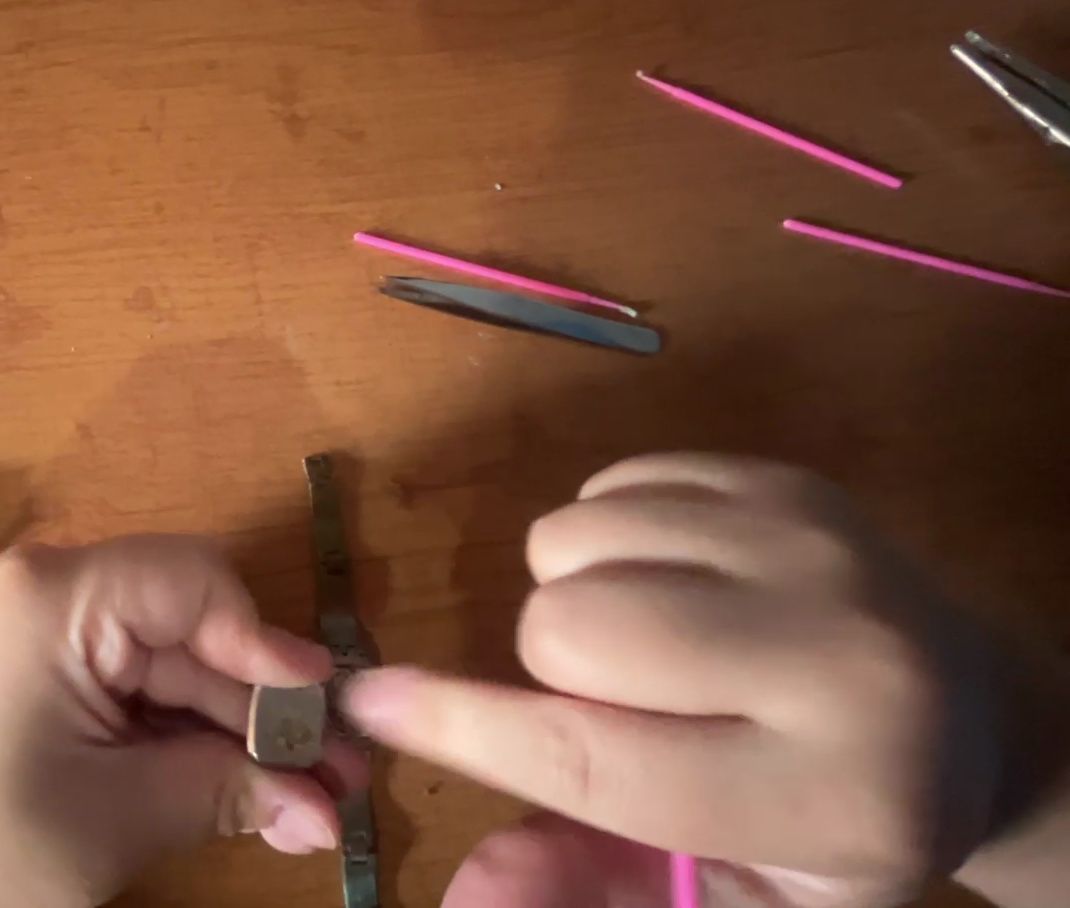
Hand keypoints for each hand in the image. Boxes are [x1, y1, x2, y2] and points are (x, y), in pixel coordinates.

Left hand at [0, 536, 365, 907]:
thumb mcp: (111, 819)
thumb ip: (224, 790)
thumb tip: (324, 802)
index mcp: (60, 597)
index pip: (193, 582)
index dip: (264, 643)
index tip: (323, 711)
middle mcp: (61, 591)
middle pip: (194, 624)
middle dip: (262, 701)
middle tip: (335, 775)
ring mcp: (58, 630)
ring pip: (178, 663)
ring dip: (237, 729)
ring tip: (310, 800)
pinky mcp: (58, 671)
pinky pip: (143, 689)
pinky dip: (191, 738)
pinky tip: (246, 789)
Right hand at [341, 454, 1006, 907]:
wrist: (976, 706)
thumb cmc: (828, 808)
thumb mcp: (724, 878)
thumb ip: (586, 880)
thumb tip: (461, 894)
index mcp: (827, 796)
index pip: (592, 758)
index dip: (460, 728)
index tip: (368, 701)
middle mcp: (834, 660)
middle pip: (565, 628)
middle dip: (555, 657)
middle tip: (619, 684)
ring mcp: (810, 545)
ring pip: (568, 542)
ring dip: (575, 586)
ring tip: (650, 622)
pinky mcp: (779, 478)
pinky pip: (602, 487)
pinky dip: (605, 533)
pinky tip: (674, 570)